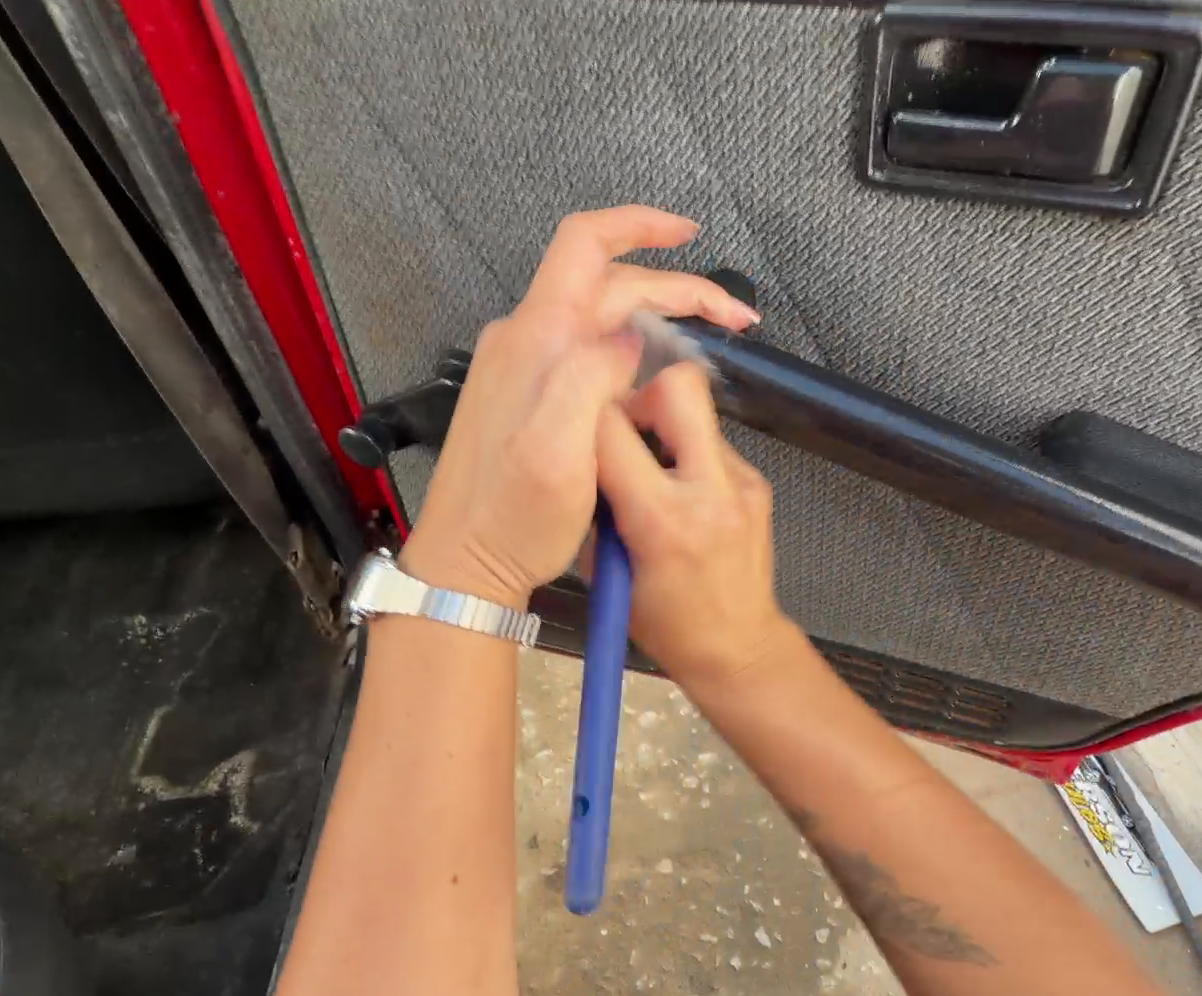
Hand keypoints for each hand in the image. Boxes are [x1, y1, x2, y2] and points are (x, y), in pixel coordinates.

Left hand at [400, 206, 758, 607]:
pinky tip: (657, 383)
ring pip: (600, 318)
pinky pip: (587, 352)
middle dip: (676, 291)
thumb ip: (590, 377)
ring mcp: (524, 366)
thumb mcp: (559, 451)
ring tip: (707, 346)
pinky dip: (632, 352)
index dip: (639, 227)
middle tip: (734, 323)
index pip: (586, 248)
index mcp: (539, 340)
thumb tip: (630, 335)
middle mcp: (526, 339)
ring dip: (658, 320)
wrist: (467, 562)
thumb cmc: (514, 517)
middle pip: (607, 285)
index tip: (690, 235)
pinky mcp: (527, 393)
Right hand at [595, 362, 804, 694]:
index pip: (610, 430)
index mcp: (662, 520)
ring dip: (667, 430)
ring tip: (655, 472)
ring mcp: (742, 483)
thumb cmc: (665, 625)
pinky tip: (684, 493)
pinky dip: (690, 456)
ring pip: (698, 413)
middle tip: (628, 428)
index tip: (582, 432)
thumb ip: (597, 511)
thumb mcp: (609, 574)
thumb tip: (589, 458)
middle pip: (679, 386)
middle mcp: (710, 490)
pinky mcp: (759, 484)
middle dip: (643, 394)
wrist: (739, 647)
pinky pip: (714, 445)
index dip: (588, 419)